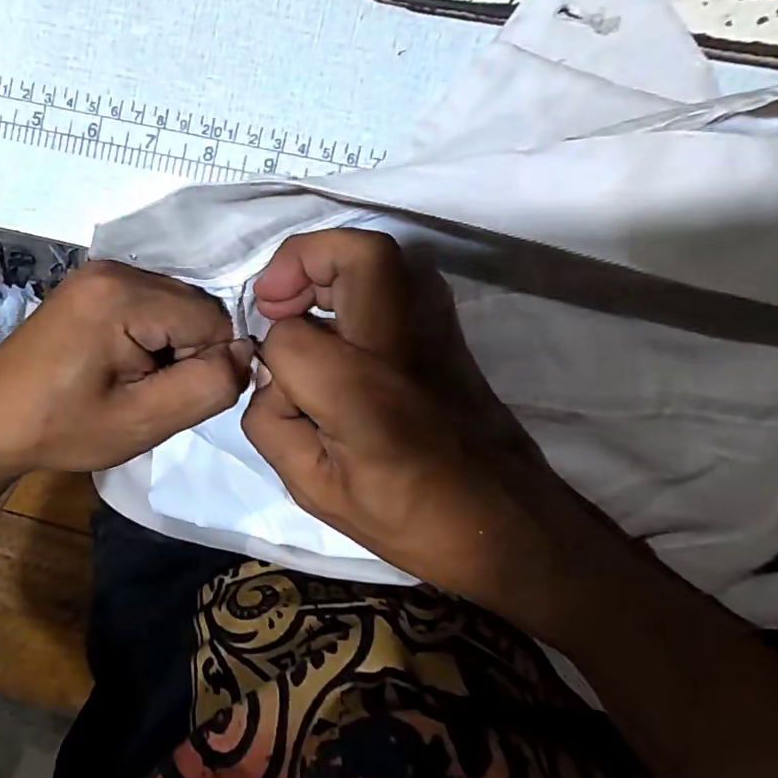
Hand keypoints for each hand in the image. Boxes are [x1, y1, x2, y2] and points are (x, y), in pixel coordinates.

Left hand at [0, 260, 252, 485]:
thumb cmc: (61, 429)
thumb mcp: (142, 421)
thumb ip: (207, 386)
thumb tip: (246, 353)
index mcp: (122, 293)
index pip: (213, 319)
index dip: (204, 364)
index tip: (164, 397)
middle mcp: (112, 268)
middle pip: (193, 307)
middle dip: (185, 353)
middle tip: (144, 393)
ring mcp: (96, 273)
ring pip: (173, 306)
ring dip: (167, 347)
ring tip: (127, 382)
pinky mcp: (88, 286)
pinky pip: (147, 304)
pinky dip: (148, 336)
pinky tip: (116, 366)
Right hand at [242, 230, 558, 605]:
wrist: (507, 525)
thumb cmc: (409, 518)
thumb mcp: (315, 490)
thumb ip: (271, 424)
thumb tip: (272, 373)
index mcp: (363, 394)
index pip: (290, 337)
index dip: (270, 352)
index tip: (275, 381)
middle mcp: (401, 344)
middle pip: (352, 254)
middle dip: (300, 261)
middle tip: (274, 301)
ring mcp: (434, 329)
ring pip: (379, 252)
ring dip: (328, 265)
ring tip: (301, 305)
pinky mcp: (448, 329)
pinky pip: (396, 276)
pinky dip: (356, 279)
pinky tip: (338, 321)